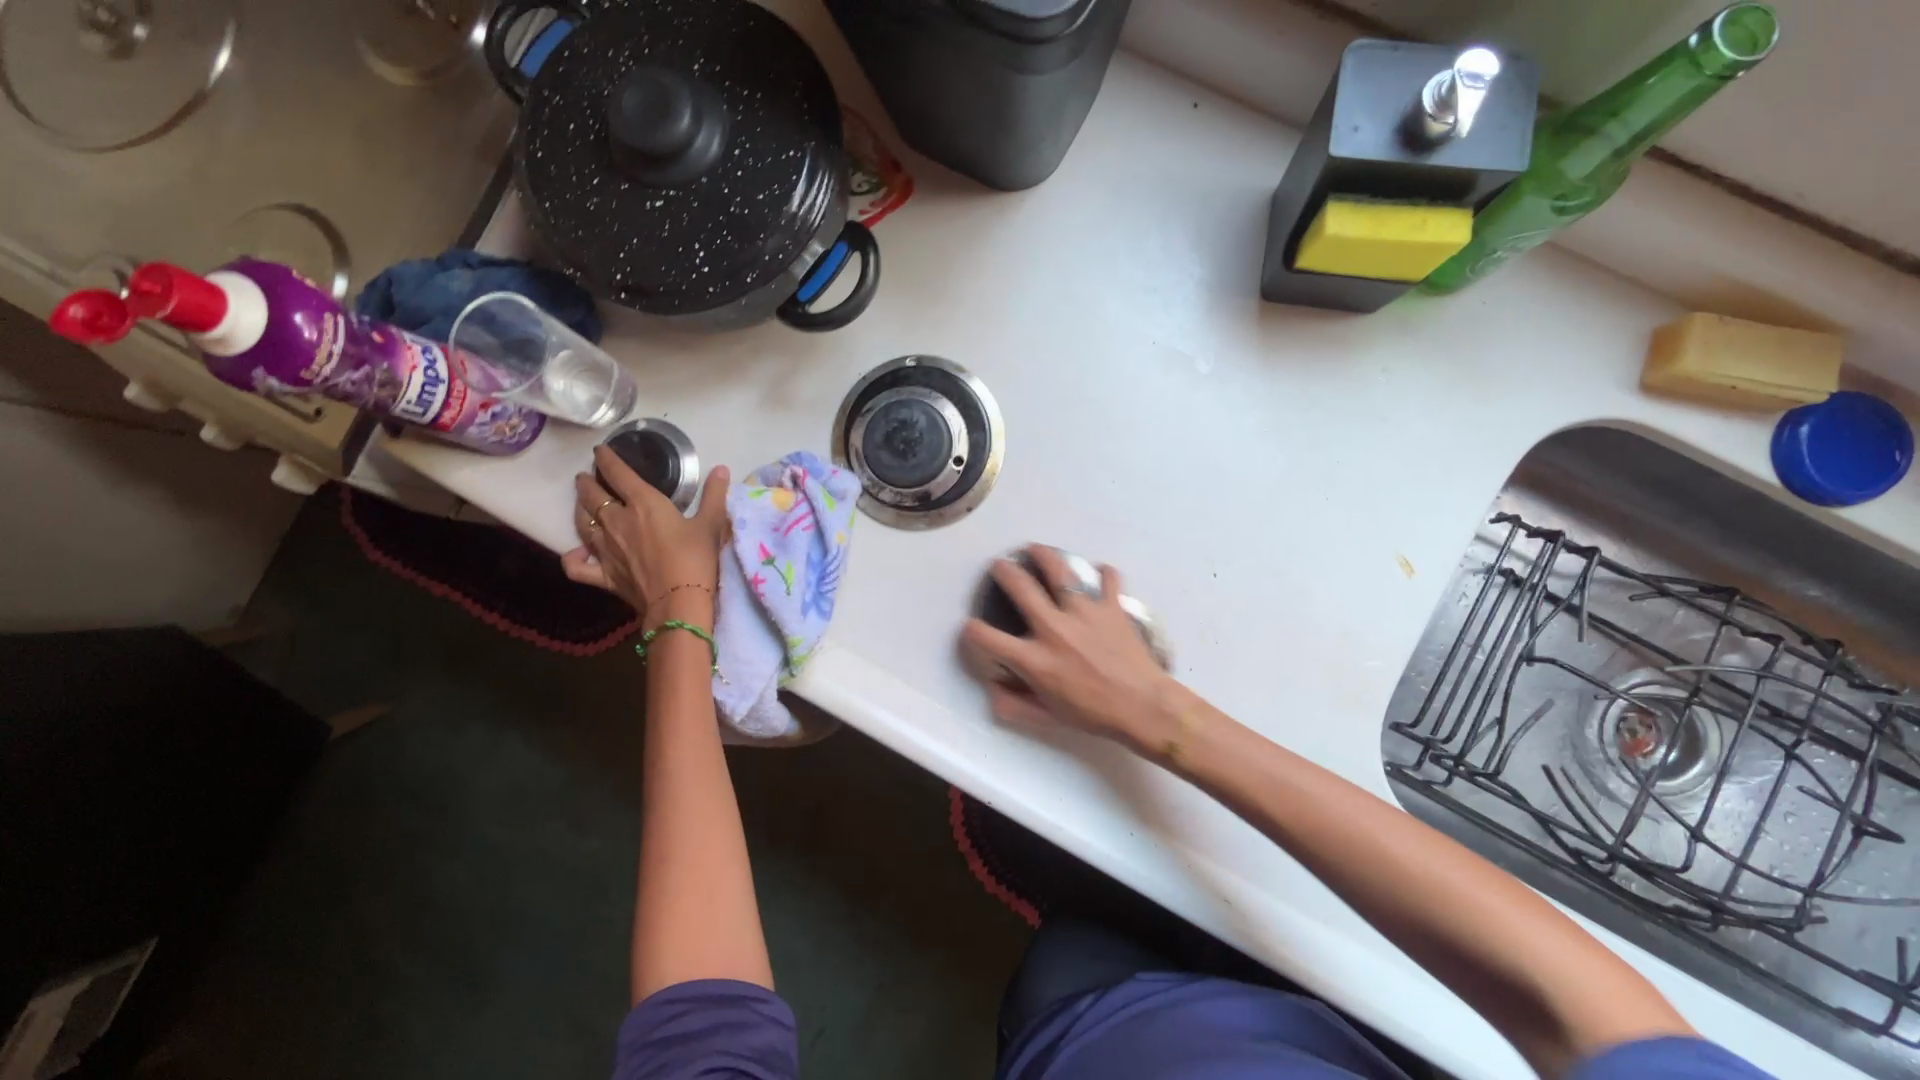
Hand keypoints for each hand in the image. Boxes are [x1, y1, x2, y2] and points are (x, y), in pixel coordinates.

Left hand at [564, 446, 729, 626]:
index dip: (607, 459)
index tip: (600, 450)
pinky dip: (573, 557)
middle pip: (591, 496)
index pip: (617, 473)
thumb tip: (721, 469)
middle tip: (586, 477)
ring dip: (579, 509)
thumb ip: (714, 495)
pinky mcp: (603, 575)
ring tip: (581, 502)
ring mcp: (605, 549)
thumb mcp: (711, 524)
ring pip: (582, 523)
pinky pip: (577, 565)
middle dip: (587, 483)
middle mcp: (617, 521)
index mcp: (643, 504)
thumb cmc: (696, 560)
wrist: (679, 603)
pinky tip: (576, 552)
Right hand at [960, 545, 1181, 752]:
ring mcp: (1084, 614)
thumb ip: (1014, 705)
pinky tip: (1098, 572)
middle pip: (1020, 588)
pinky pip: (1107, 579)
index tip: (971, 627)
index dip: (972, 631)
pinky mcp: (1111, 608)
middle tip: (1000, 565)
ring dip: (1044, 556)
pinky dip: (1103, 573)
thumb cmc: (1093, 715)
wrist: (1144, 707)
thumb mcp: (1047, 717)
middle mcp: (1054, 630)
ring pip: (1060, 572)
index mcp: (1034, 660)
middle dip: (1004, 572)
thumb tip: (993, 691)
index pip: (988, 639)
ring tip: (1036, 549)